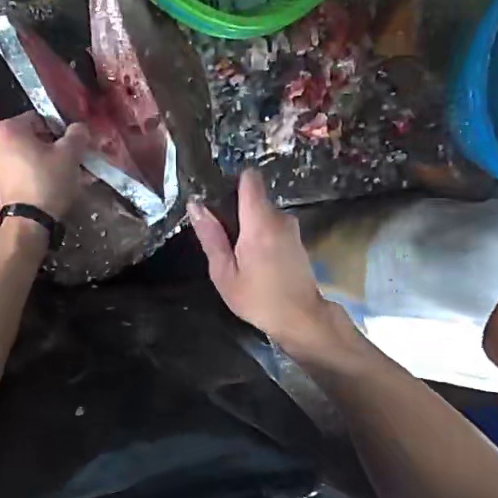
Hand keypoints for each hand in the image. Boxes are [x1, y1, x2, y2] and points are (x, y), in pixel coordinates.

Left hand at [0, 112, 89, 218]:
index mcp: (7, 128)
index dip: (60, 129)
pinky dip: (38, 173)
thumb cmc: (47, 180)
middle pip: (33, 137)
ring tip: (69, 174)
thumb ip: (76, 134)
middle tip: (73, 159)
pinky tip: (55, 184)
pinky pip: (23, 170)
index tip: (73, 144)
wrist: (29, 221)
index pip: (40, 118)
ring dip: (49, 161)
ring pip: (29, 155)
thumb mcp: (69, 154)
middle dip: (55, 147)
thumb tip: (79, 128)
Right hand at [189, 169, 337, 348]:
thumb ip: (211, 236)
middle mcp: (280, 217)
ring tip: (238, 254)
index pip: (250, 178)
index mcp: (260, 222)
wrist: (301, 319)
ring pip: (263, 212)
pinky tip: (255, 260)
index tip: (218, 200)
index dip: (232, 183)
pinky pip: (273, 225)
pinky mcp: (297, 238)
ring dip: (249, 226)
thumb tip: (195, 205)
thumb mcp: (224, 273)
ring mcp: (292, 227)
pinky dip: (262, 235)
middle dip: (237, 211)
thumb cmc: (259, 299)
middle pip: (254, 197)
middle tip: (222, 238)